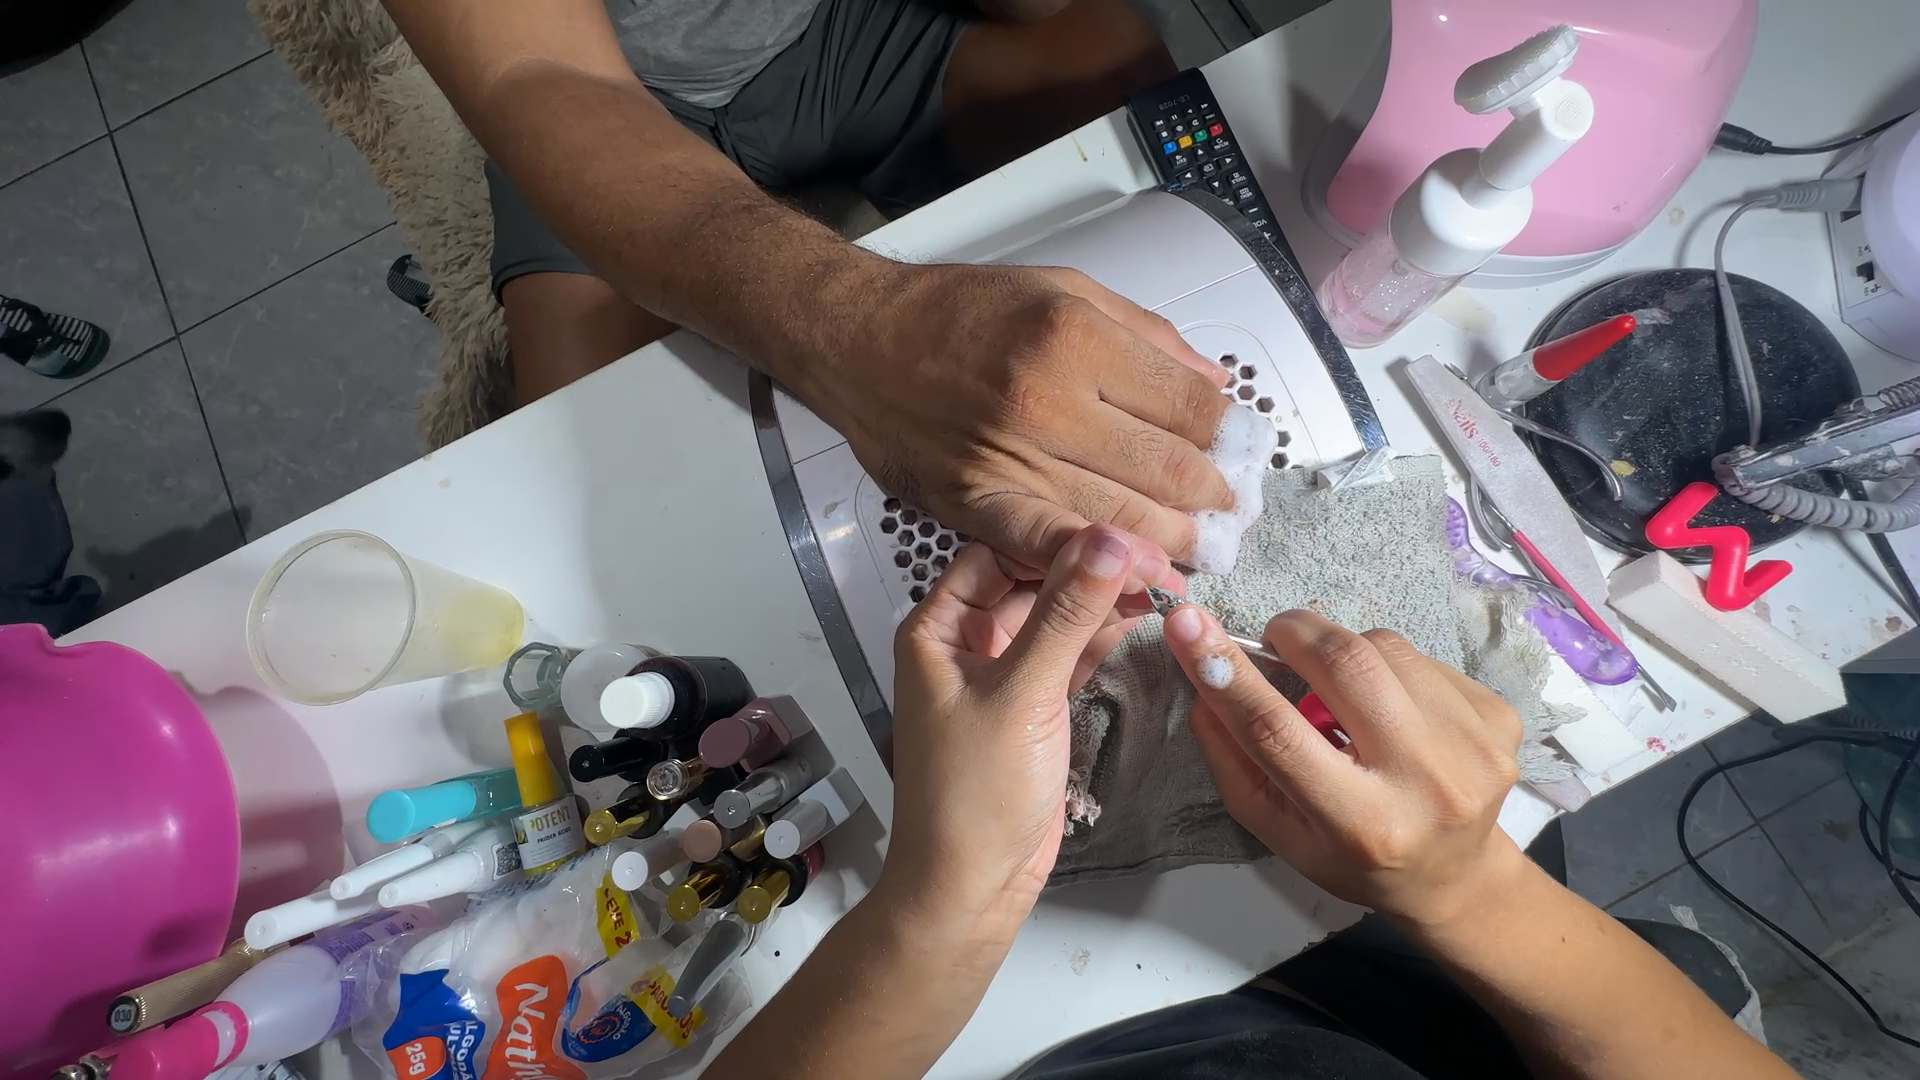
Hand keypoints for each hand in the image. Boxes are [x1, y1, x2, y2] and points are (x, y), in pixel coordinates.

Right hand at [802, 262, 1233, 574]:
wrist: (860, 342)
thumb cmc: (955, 312)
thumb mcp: (1060, 288)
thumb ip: (1142, 333)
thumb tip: (1208, 381)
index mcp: (1075, 338)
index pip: (1187, 405)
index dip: (1227, 436)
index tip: (1239, 450)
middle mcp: (1045, 401)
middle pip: (1165, 469)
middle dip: (1212, 497)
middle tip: (1229, 509)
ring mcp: (1008, 459)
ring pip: (1120, 514)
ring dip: (1174, 538)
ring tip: (1199, 543)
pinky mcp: (973, 501)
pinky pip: (1046, 543)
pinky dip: (1097, 561)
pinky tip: (1140, 573)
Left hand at [884, 525, 1177, 928]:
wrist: (971, 886)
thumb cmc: (976, 788)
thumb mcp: (1022, 692)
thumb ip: (1067, 614)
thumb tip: (1111, 541)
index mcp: (938, 626)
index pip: (998, 554)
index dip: (1056, 539)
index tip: (1123, 533)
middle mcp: (966, 639)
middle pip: (1031, 581)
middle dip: (1088, 569)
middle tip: (1157, 558)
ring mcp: (1001, 670)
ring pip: (1054, 616)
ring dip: (1101, 601)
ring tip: (1163, 582)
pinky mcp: (1031, 701)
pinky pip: (1066, 652)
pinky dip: (1099, 636)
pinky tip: (1139, 616)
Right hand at [1162, 605, 1525, 928]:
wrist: (1459, 878)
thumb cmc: (1346, 853)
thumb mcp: (1271, 823)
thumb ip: (1229, 753)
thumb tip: (1203, 674)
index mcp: (1358, 822)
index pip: (1275, 730)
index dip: (1224, 670)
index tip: (1184, 621)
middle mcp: (1426, 784)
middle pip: (1347, 666)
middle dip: (1295, 633)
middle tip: (1276, 638)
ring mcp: (1475, 746)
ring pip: (1383, 646)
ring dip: (1342, 650)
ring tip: (1339, 688)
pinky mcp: (1502, 717)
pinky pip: (1420, 656)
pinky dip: (1387, 665)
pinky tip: (1389, 705)